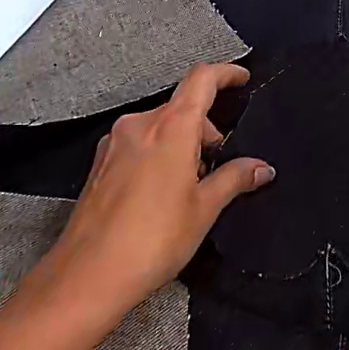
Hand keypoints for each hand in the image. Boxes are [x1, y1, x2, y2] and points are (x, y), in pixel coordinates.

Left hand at [19, 64, 274, 333]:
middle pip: (182, 107)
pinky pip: (139, 143)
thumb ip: (235, 178)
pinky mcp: (101, 164)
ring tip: (192, 184)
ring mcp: (115, 144)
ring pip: (160, 126)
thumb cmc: (149, 241)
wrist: (88, 276)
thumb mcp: (204, 208)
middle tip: (219, 162)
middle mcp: (139, 126)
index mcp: (171, 128)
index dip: (225, 73)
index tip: (240, 78)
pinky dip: (159, 154)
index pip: (201, 80)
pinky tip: (165, 191)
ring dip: (182, 143)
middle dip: (206, 128)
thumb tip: (260, 168)